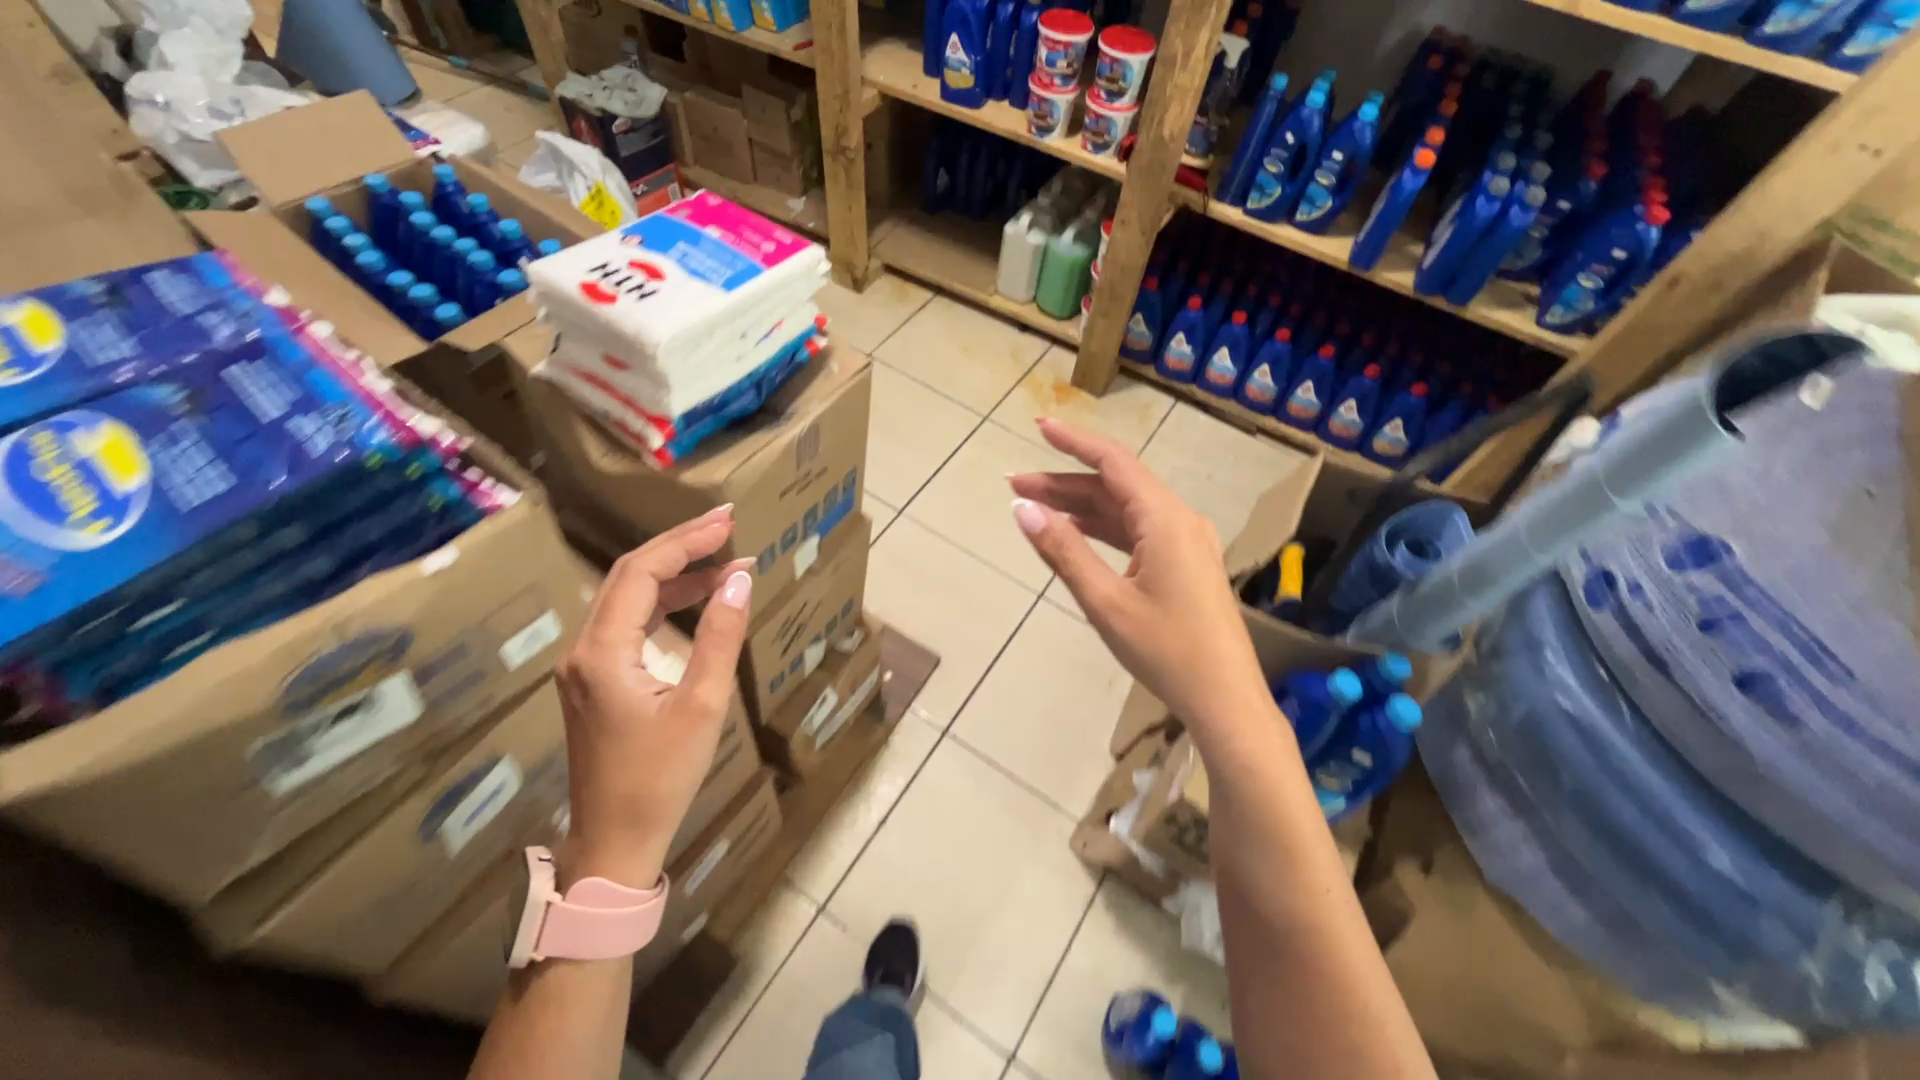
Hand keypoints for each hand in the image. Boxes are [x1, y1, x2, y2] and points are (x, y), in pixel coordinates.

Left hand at [553, 505, 753, 889]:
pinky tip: (695, 601)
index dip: (686, 542)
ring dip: (673, 576)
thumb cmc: (661, 778)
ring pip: (626, 599)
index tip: (729, 524)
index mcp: (603, 652)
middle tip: (727, 526)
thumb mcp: (701, 706)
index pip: (642, 573)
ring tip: (722, 559)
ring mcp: (584, 667)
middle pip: (628, 577)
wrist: (616, 840)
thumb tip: (739, 579)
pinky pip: (628, 626)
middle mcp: (583, 650)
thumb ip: (719, 638)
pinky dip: (663, 606)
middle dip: (679, 547)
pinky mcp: (594, 682)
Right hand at [1008, 418, 1266, 729]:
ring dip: (1081, 507)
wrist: (1225, 698)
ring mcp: (1187, 542)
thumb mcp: (1106, 602)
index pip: (1113, 462)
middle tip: (1014, 486)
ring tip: (1033, 509)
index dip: (1073, 441)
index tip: (1038, 426)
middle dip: (1064, 482)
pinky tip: (1073, 535)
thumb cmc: (1166, 650)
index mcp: (1164, 519)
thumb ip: (1063, 552)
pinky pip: (1138, 532)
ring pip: (1126, 510)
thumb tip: (1022, 509)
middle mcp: (1179, 519)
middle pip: (1116, 486)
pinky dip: (1103, 529)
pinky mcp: (1186, 564)